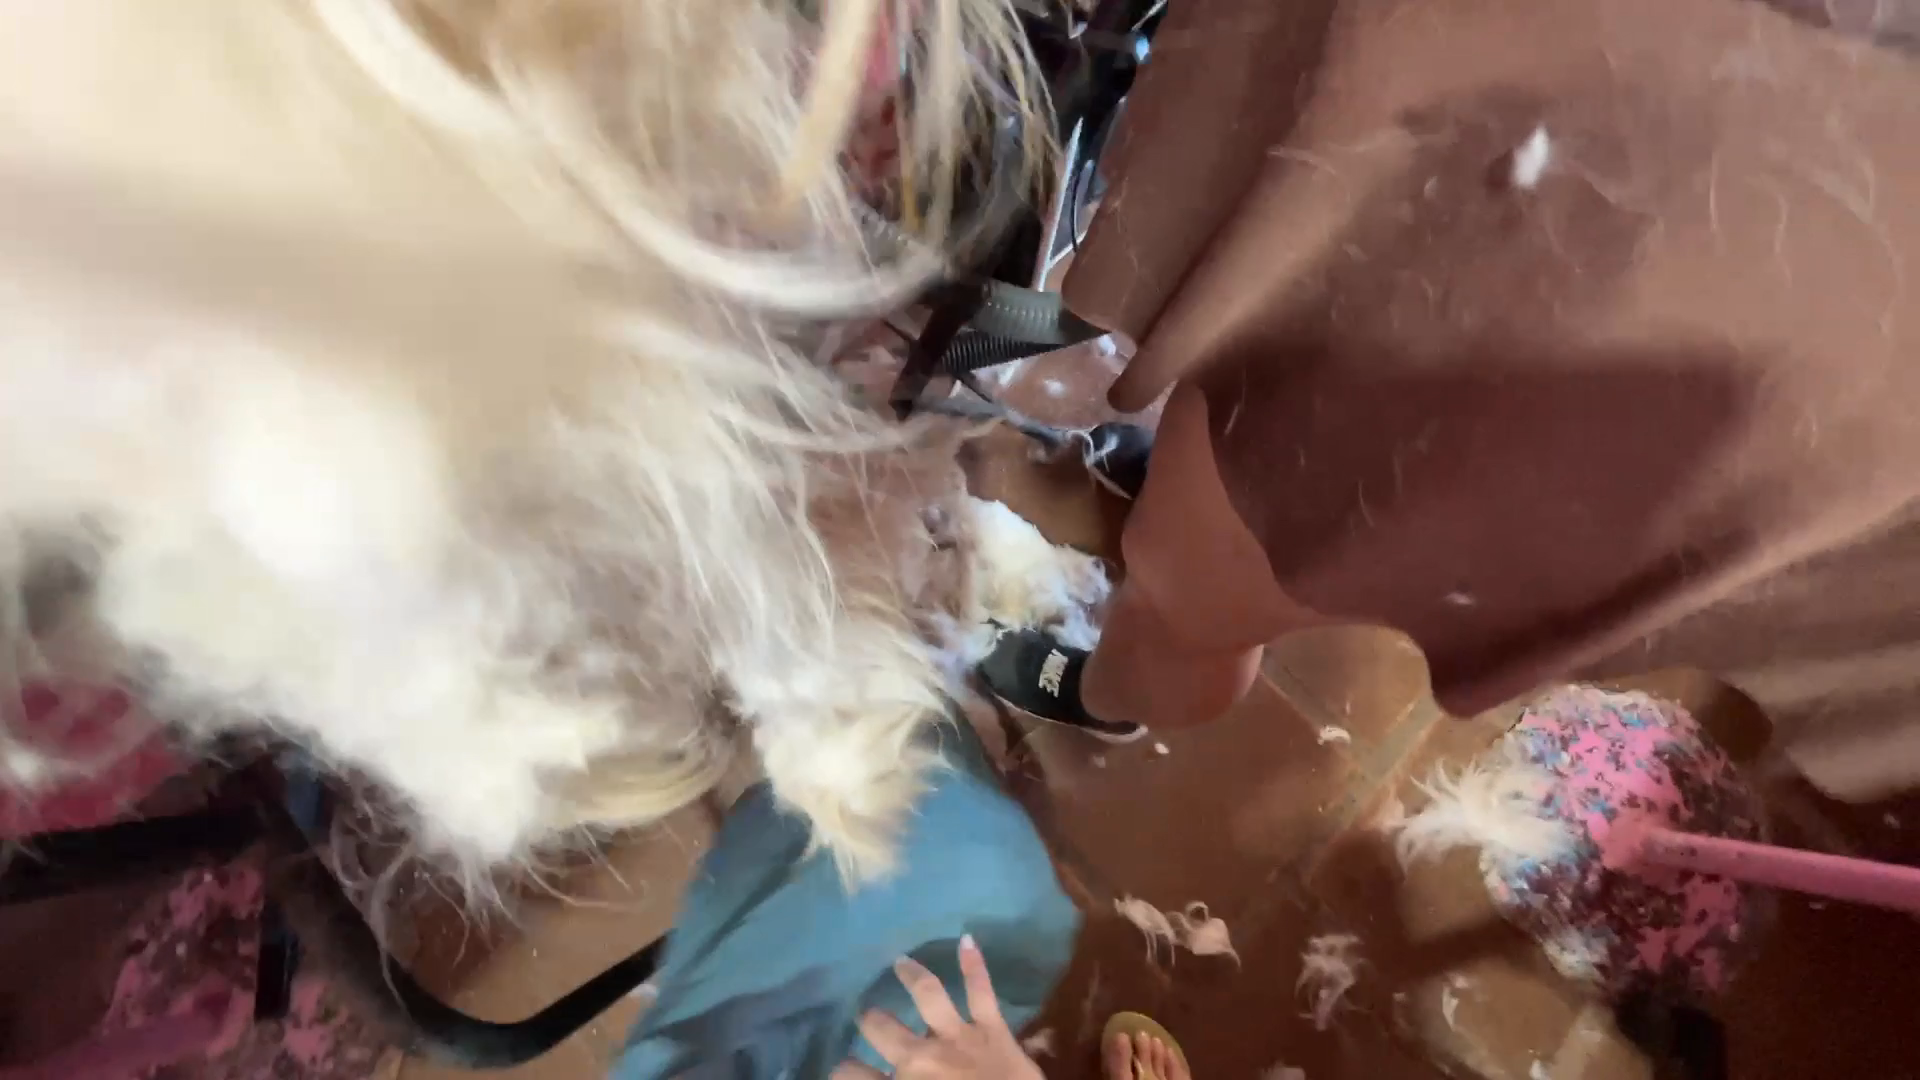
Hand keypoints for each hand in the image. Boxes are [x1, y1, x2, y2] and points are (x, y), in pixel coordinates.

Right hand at [831, 935, 1044, 1079]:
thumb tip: (876, 1077)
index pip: (854, 1076)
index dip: (842, 1070)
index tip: (837, 1065)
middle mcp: (920, 1057)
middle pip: (883, 1029)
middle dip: (871, 1019)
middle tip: (865, 1012)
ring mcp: (956, 1037)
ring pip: (928, 994)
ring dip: (912, 975)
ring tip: (901, 961)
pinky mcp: (991, 1028)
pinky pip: (981, 991)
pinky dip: (974, 963)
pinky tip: (967, 938)